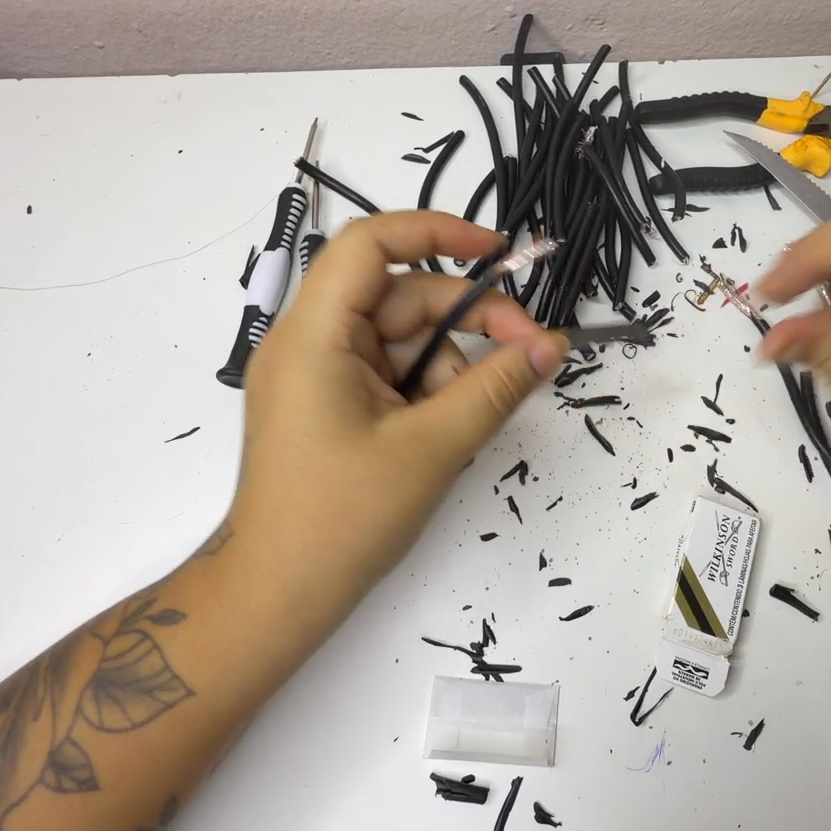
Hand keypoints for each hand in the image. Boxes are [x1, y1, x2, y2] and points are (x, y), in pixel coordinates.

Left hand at [237, 212, 567, 600]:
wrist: (276, 599)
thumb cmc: (342, 522)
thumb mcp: (432, 448)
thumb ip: (498, 387)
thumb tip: (554, 345)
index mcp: (314, 336)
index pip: (369, 244)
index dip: (435, 231)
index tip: (495, 252)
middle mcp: (311, 341)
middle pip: (403, 296)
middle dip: (469, 319)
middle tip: (529, 351)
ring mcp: (319, 372)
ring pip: (405, 336)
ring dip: (453, 365)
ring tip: (470, 420)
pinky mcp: (332, 401)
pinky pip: (394, 370)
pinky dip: (431, 388)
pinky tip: (447, 430)